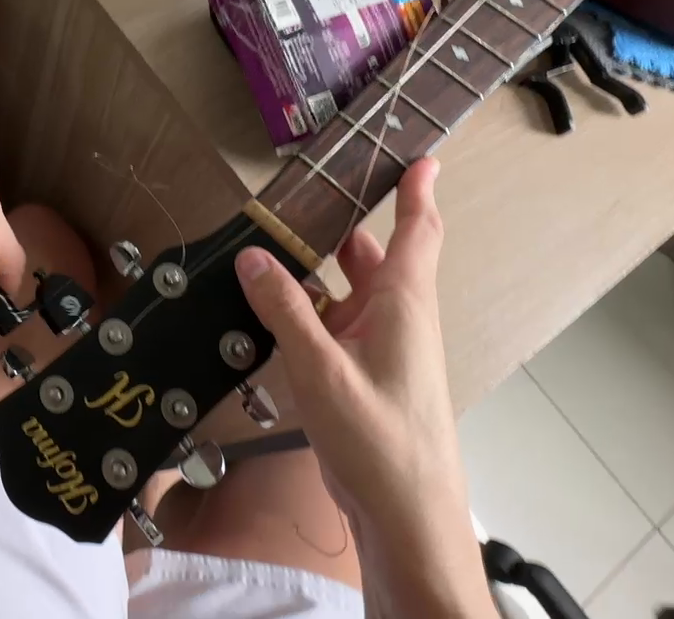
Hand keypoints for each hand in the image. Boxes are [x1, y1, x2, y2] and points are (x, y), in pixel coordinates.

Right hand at [235, 158, 494, 617]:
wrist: (407, 519)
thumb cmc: (377, 438)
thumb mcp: (319, 369)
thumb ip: (285, 309)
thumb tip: (252, 254)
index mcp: (402, 304)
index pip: (417, 232)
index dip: (418, 191)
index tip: (421, 155)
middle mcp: (397, 318)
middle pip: (374, 256)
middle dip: (344, 225)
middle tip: (304, 196)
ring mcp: (382, 348)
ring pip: (352, 291)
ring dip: (321, 269)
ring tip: (272, 247)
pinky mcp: (365, 374)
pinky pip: (338, 324)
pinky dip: (311, 308)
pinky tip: (273, 311)